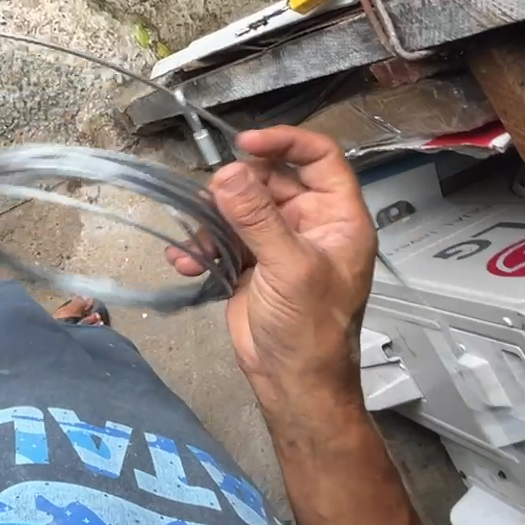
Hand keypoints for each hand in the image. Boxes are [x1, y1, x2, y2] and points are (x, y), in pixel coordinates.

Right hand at [169, 126, 376, 405]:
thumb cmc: (310, 330)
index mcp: (337, 218)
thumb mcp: (289, 268)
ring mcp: (276, 241)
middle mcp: (309, 223)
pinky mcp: (249, 259)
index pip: (319, 158)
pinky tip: (187, 261)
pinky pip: (220, 234)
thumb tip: (226, 174)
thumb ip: (257, 218)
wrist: (290, 382)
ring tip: (196, 244)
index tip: (244, 143)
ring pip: (238, 205)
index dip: (285, 142)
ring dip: (211, 220)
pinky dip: (200, 245)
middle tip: (211, 202)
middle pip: (269, 179)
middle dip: (235, 188)